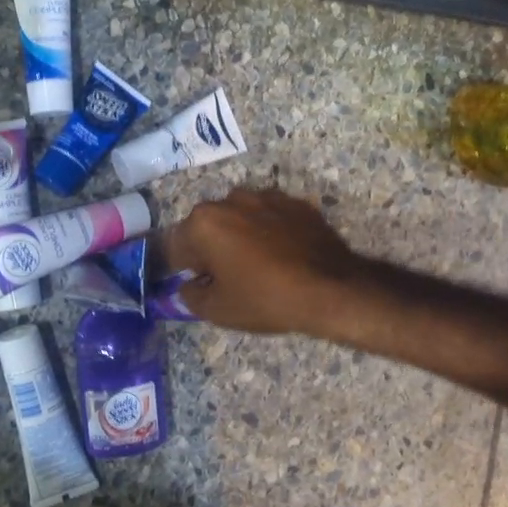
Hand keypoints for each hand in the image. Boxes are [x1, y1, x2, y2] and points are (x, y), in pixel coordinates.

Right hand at [160, 188, 361, 335]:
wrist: (331, 289)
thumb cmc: (266, 299)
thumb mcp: (217, 310)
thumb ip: (190, 295)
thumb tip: (190, 284)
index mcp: (204, 222)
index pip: (176, 247)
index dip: (184, 270)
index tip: (199, 285)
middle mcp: (230, 199)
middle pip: (207, 226)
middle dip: (211, 248)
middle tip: (228, 278)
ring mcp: (266, 196)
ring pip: (239, 217)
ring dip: (240, 236)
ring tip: (258, 265)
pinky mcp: (295, 202)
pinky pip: (270, 216)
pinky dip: (269, 231)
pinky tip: (283, 256)